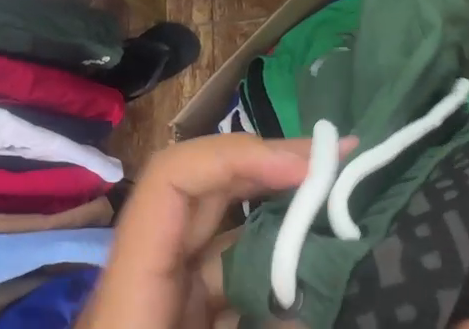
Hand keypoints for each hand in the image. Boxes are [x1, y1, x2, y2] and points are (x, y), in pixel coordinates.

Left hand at [77, 134, 342, 328]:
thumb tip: (316, 295)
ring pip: (226, 243)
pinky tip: (318, 276)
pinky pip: (231, 286)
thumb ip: (261, 324)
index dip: (237, 156)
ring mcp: (164, 304)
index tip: (305, 165)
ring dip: (283, 227)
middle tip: (339, 160)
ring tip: (342, 210)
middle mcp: (144, 282)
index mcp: (127, 291)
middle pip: (205, 197)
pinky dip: (274, 279)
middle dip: (272, 171)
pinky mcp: (182, 322)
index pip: (170, 181)